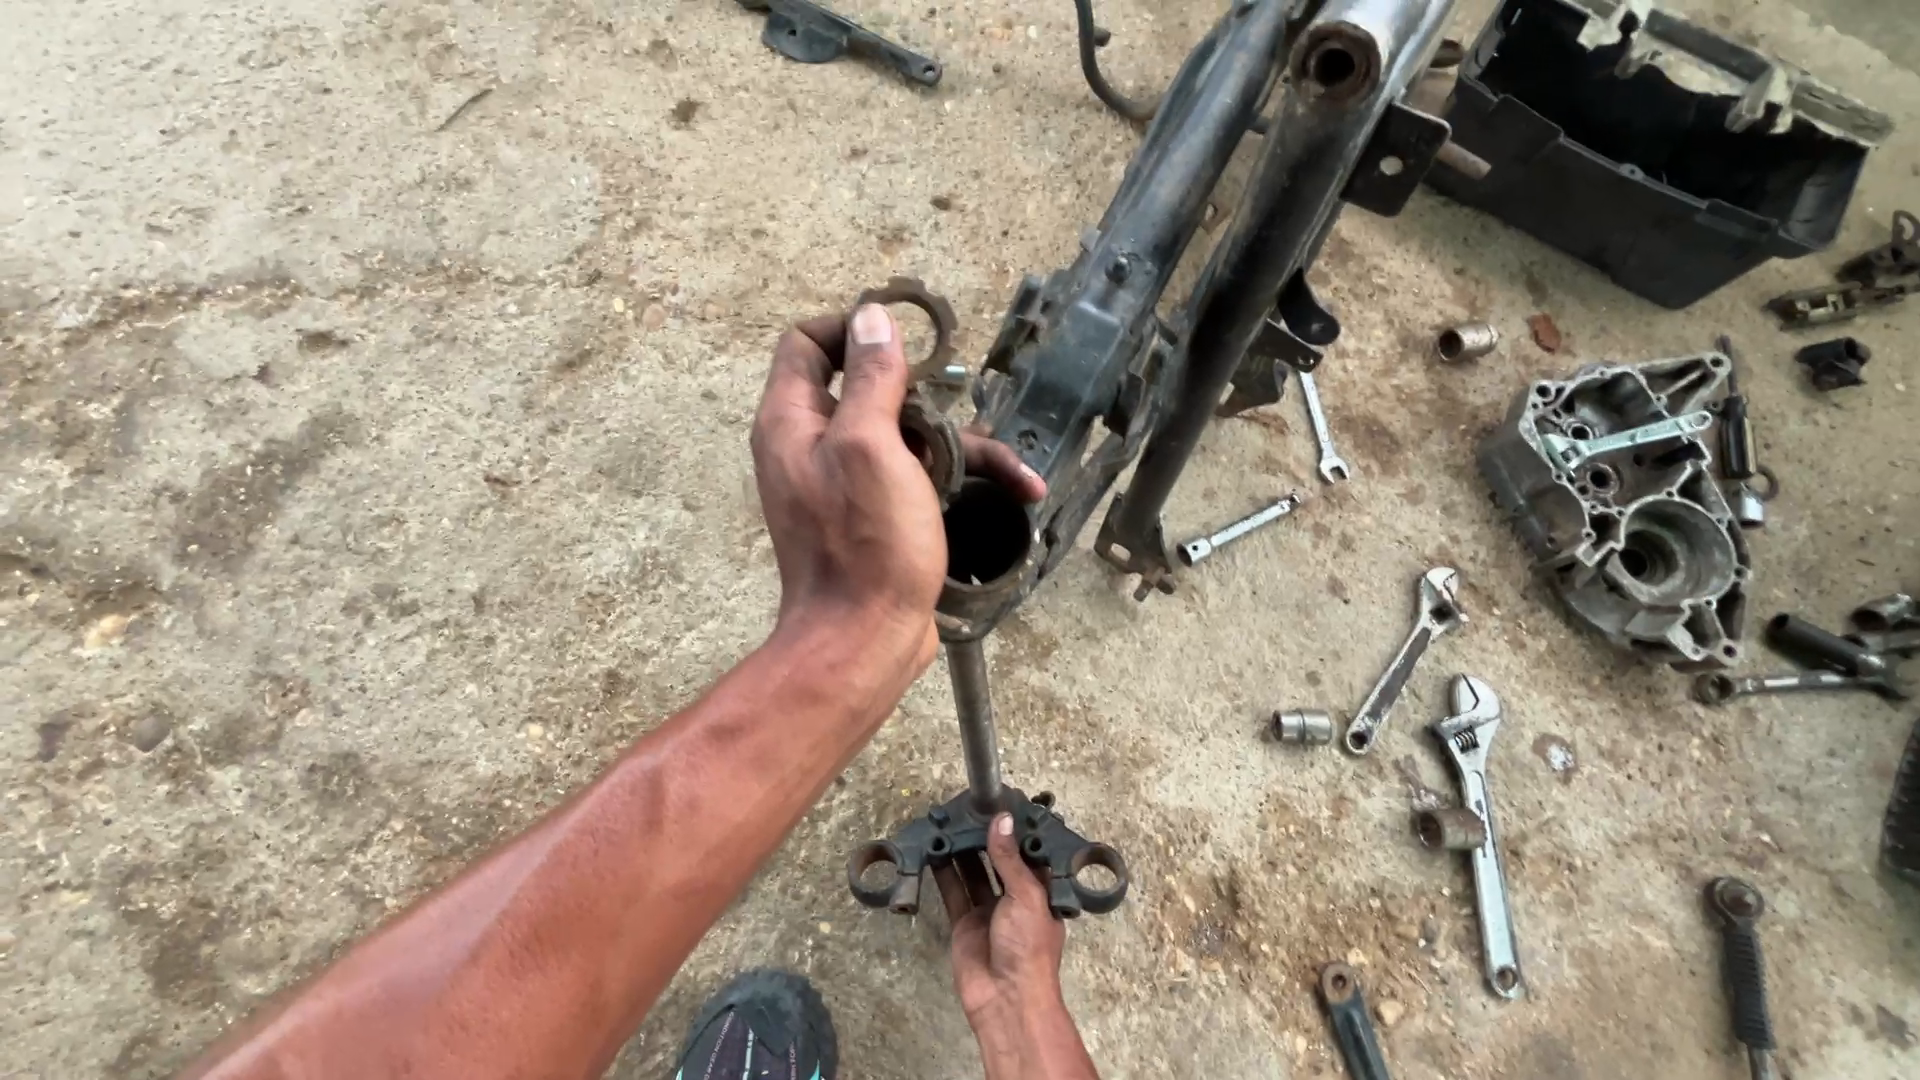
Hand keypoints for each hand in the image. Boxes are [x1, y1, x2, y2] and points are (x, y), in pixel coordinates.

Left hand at [751, 306, 1042, 668]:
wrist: (864, 639)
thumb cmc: (863, 542)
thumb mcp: (869, 445)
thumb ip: (869, 378)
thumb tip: (872, 316)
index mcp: (792, 420)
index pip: (808, 344)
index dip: (854, 330)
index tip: (908, 343)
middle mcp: (814, 445)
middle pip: (871, 389)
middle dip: (927, 400)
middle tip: (962, 423)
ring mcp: (849, 481)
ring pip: (907, 435)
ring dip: (961, 447)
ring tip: (1014, 474)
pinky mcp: (879, 513)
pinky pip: (918, 476)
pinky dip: (960, 481)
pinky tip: (1016, 492)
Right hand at [935, 815, 1097, 1079]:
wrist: (1007, 999)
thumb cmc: (1028, 946)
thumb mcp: (1025, 896)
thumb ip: (1009, 858)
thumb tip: (1001, 819)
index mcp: (1040, 891)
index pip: (1028, 853)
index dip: (1016, 830)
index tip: (1001, 804)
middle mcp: (1015, 898)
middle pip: (998, 860)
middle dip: (985, 838)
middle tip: (968, 808)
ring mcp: (988, 910)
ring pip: (974, 872)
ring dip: (962, 851)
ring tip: (949, 821)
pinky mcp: (965, 923)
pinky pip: (954, 892)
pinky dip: (944, 872)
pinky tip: (935, 850)